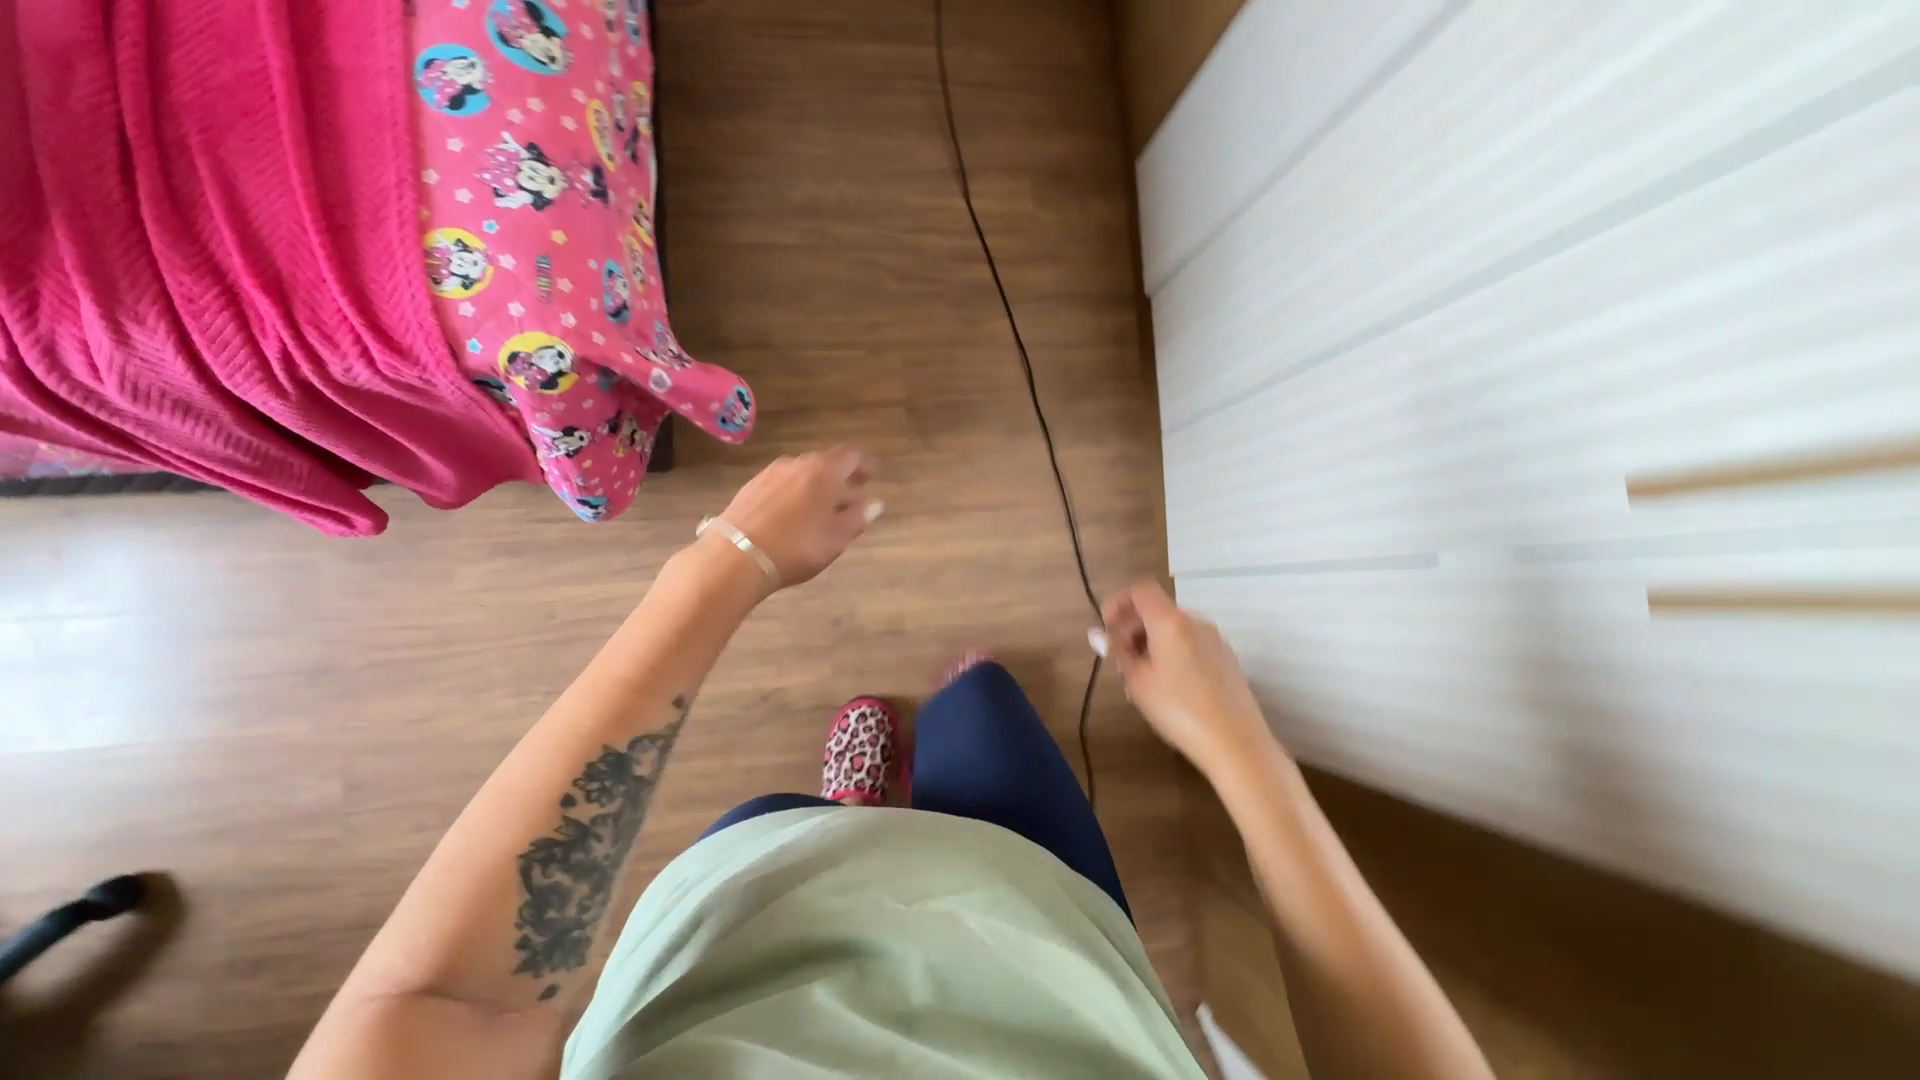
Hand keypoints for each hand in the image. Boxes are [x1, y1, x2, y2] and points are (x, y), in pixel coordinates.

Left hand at [713, 447, 880, 588]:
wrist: (736, 556)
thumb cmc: (797, 546)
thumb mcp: (836, 537)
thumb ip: (858, 517)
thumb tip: (875, 503)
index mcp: (823, 471)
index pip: (851, 456)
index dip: (864, 465)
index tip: (873, 476)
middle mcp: (797, 464)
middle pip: (824, 464)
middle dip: (839, 478)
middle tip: (849, 496)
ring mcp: (769, 474)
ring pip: (801, 474)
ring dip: (814, 487)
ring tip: (820, 509)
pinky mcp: (749, 489)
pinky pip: (781, 485)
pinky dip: (793, 494)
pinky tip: (791, 515)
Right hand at [1100, 581, 1277, 777]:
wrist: (1235, 742)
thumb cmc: (1178, 708)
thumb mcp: (1138, 681)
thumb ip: (1117, 651)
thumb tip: (1098, 633)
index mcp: (1171, 621)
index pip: (1141, 591)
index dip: (1118, 602)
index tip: (1106, 628)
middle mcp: (1196, 622)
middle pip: (1158, 611)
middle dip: (1133, 629)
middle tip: (1121, 663)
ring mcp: (1215, 640)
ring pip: (1175, 630)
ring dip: (1153, 644)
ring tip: (1143, 680)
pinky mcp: (1227, 659)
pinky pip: (1192, 645)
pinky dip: (1173, 654)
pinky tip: (1170, 688)